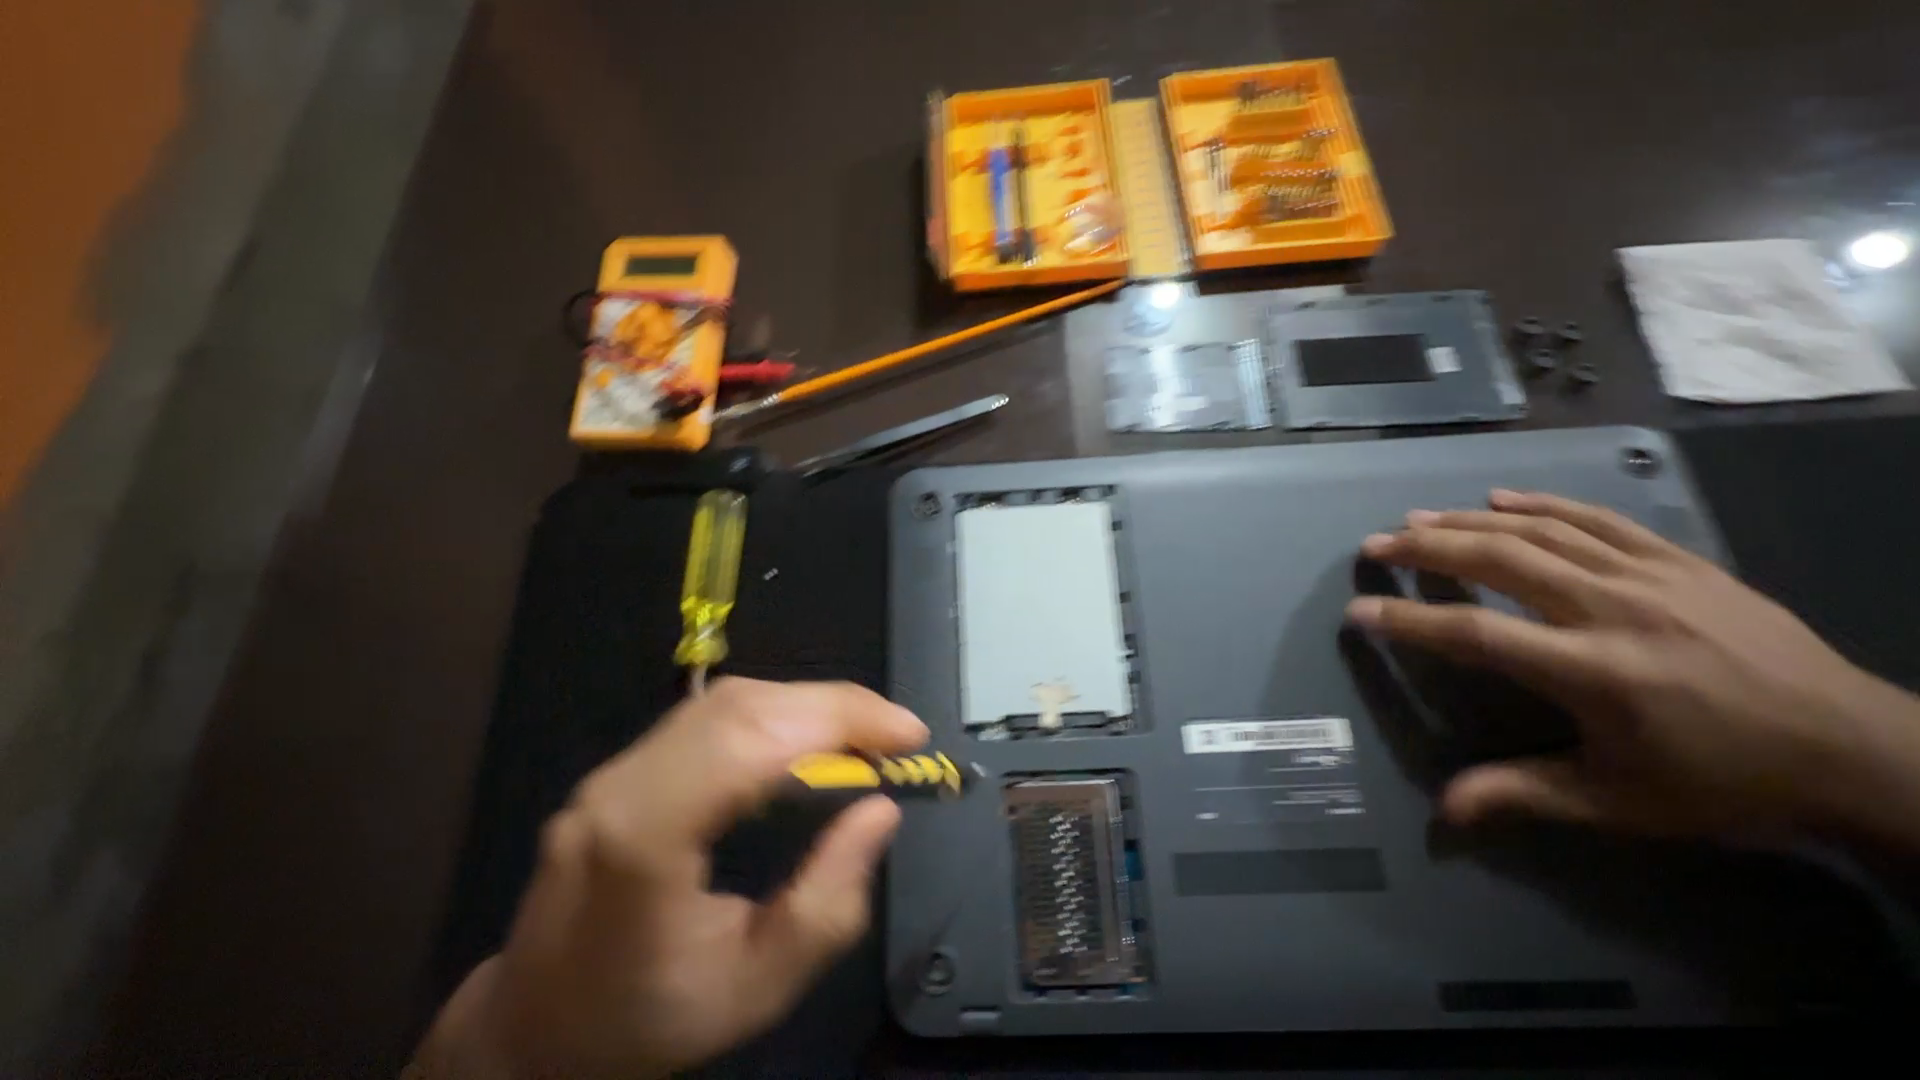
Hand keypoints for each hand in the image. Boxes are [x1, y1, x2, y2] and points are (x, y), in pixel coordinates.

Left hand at [412, 678, 927, 1079]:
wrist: (533, 1034)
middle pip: (738, 708)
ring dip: (804, 706)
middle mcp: (620, 788)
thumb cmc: (646, 1021)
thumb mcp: (755, 989)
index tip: (908, 736)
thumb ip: (825, 906)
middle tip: (898, 736)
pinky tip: (807, 743)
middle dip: (832, 707)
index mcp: (643, 842)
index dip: (835, 722)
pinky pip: (705, 720)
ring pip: (722, 702)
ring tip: (864, 739)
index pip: (747, 743)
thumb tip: (878, 812)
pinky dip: (773, 716)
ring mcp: (612, 774)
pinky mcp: (619, 772)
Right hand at [1345, 489, 1919, 840]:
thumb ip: (1525, 794)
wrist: (1856, 753)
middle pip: (1500, 561)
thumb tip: (1445, 809)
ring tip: (1420, 517)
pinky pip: (1601, 519)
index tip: (1360, 610)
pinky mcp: (1682, 562)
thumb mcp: (1620, 803)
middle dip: (1429, 548)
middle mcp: (1613, 610)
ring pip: (1543, 531)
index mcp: (1593, 672)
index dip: (1410, 621)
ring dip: (1472, 521)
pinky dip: (1545, 504)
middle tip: (1378, 542)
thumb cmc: (1724, 784)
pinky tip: (1504, 498)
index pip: (1476, 635)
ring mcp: (1651, 577)